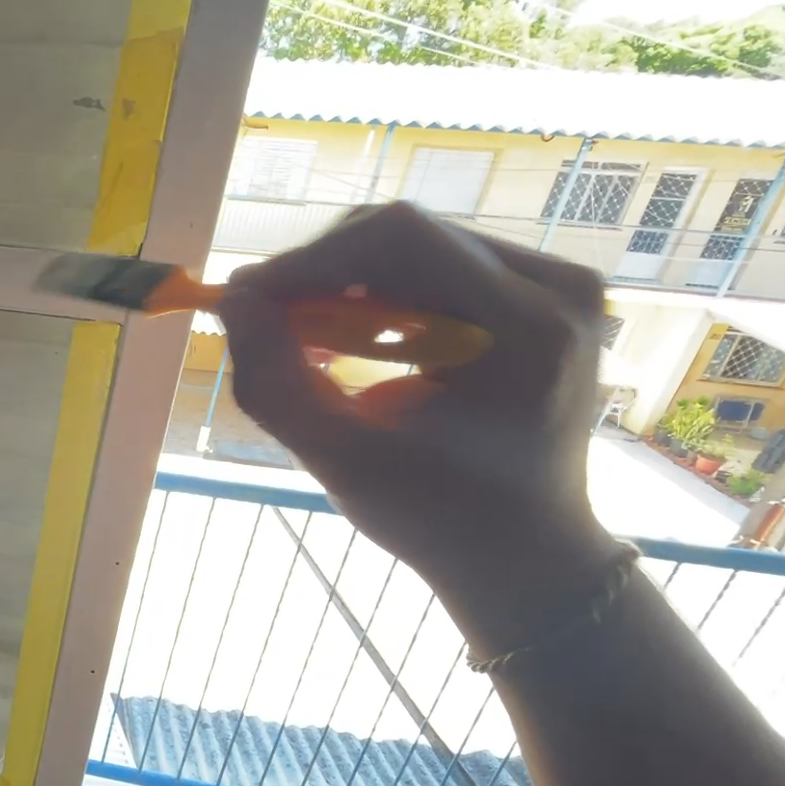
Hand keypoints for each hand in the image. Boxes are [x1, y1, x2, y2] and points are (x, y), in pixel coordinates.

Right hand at [219, 202, 618, 651]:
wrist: (520, 549)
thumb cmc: (432, 516)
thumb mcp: (338, 459)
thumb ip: (274, 383)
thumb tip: (230, 303)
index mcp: (524, 329)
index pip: (399, 242)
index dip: (305, 262)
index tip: (240, 301)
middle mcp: (555, 287)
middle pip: (407, 236)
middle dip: (318, 274)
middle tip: (262, 324)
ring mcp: (554, 286)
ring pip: (416, 247)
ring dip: (341, 285)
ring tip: (300, 339)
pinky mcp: (537, 297)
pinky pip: (435, 268)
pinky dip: (374, 296)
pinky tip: (345, 339)